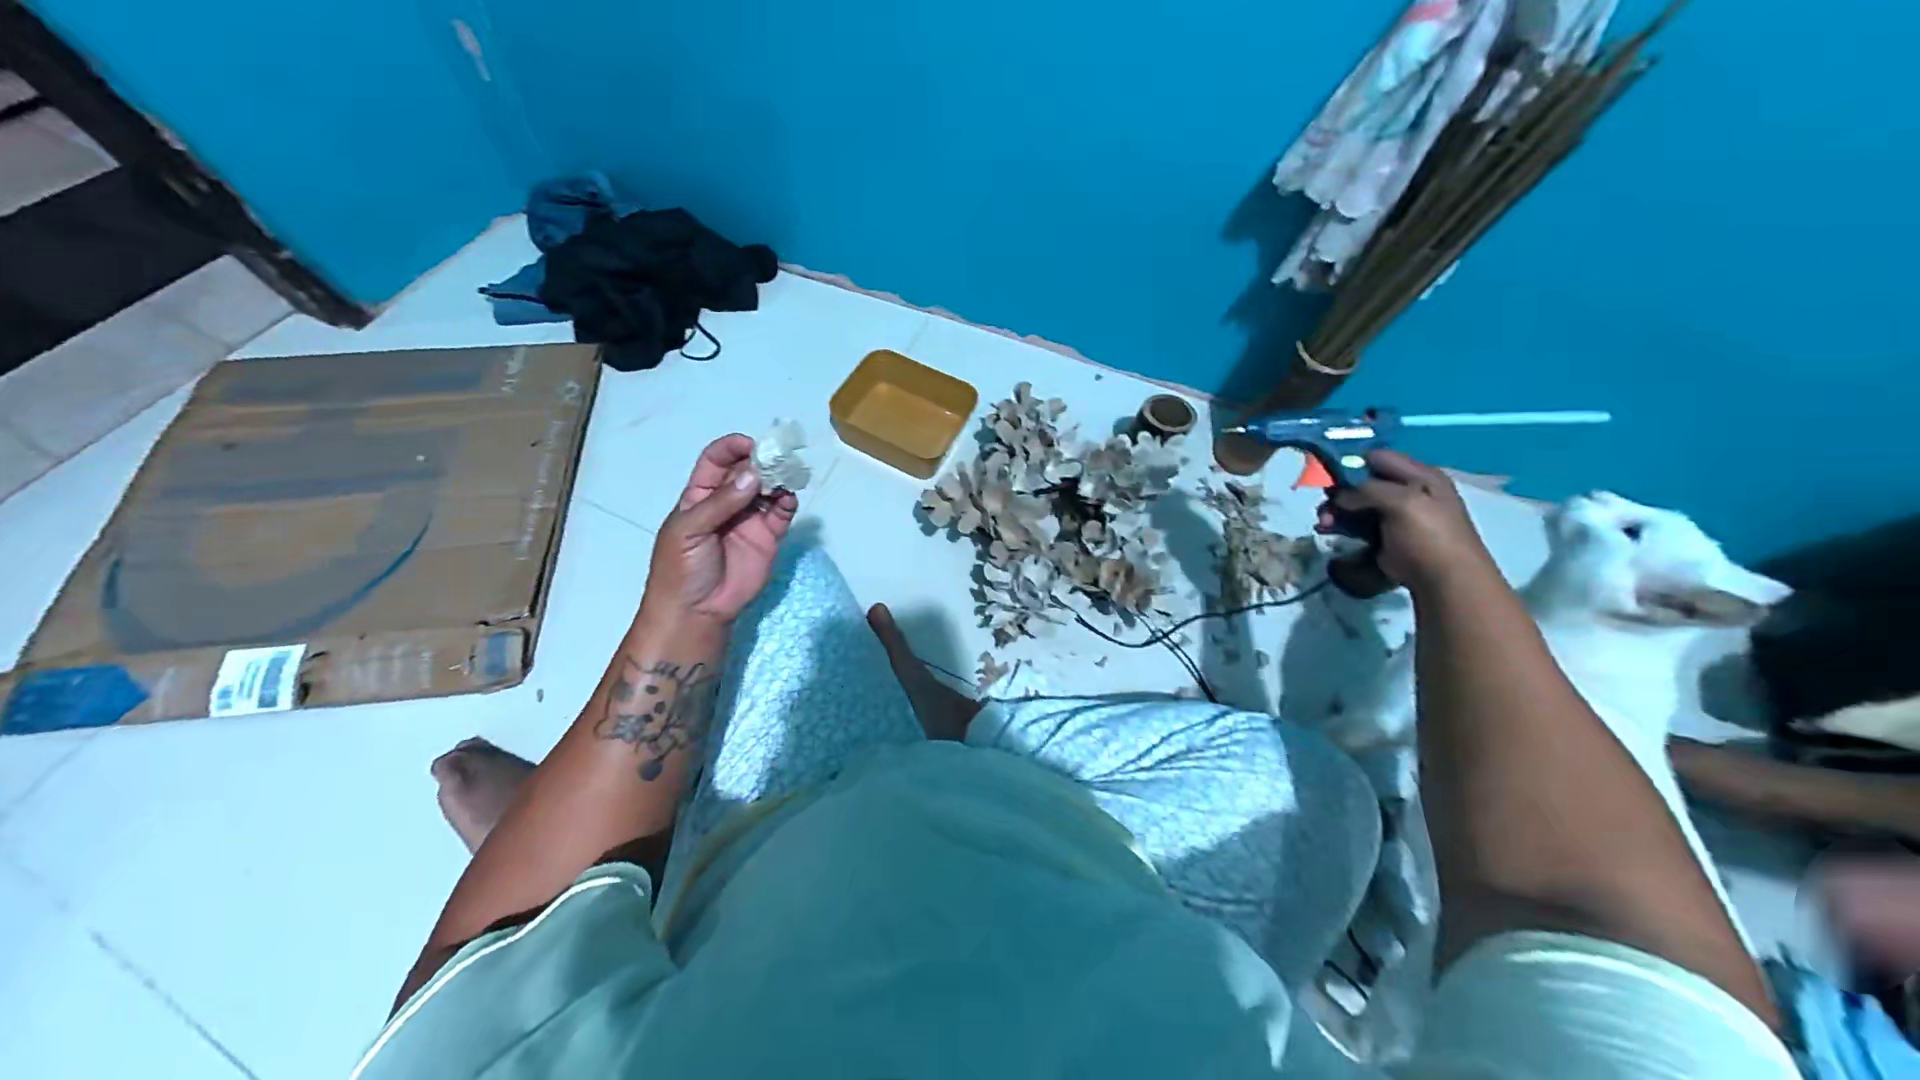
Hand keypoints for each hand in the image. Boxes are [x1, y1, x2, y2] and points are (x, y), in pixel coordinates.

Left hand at [644, 435, 797, 627]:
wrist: (697, 611)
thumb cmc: (681, 568)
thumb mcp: (690, 530)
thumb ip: (721, 502)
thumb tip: (753, 475)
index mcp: (700, 495)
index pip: (716, 461)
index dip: (732, 448)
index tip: (751, 444)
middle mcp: (727, 502)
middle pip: (747, 470)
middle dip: (762, 461)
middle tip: (777, 458)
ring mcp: (749, 519)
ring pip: (768, 489)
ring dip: (778, 479)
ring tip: (786, 478)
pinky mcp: (768, 537)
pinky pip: (781, 513)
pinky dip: (788, 502)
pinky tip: (789, 500)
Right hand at [1316, 449, 1494, 592]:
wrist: (1443, 580)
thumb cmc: (1429, 536)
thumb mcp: (1404, 502)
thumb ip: (1368, 490)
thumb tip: (1339, 495)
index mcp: (1419, 476)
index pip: (1378, 458)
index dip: (1352, 462)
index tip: (1327, 474)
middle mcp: (1406, 490)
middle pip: (1362, 481)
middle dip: (1339, 491)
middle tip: (1325, 504)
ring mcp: (1394, 514)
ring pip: (1355, 503)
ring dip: (1335, 510)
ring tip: (1324, 524)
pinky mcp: (1383, 534)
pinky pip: (1355, 522)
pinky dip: (1339, 524)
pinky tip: (1327, 530)